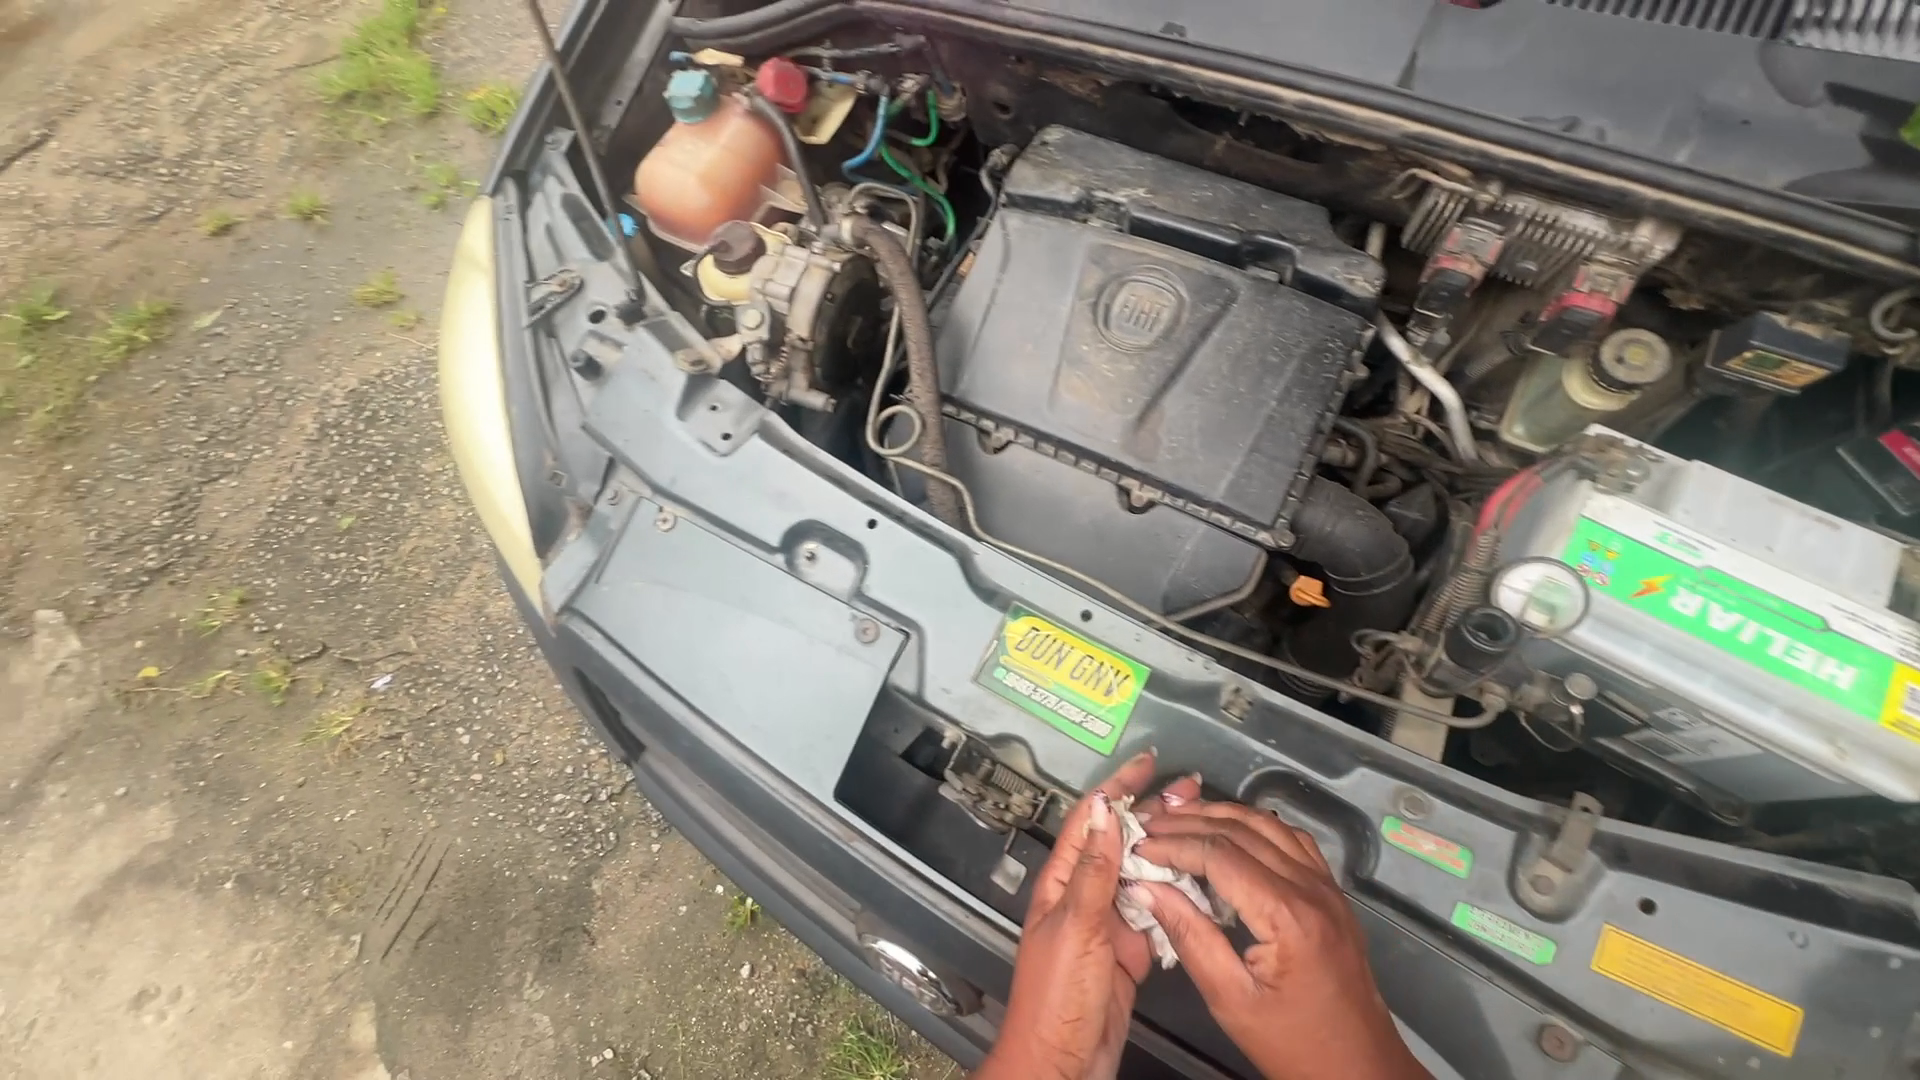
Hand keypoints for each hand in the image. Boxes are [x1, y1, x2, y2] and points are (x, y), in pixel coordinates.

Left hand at [974, 752, 1200, 1079]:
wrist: (1062, 1062)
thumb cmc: (1056, 994)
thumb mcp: (1076, 926)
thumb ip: (1095, 870)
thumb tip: (1107, 810)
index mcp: (1064, 879)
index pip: (1093, 818)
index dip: (1119, 787)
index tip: (1147, 763)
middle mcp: (1086, 893)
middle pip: (1121, 840)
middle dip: (1153, 811)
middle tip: (1191, 789)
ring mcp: (1109, 921)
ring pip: (1142, 872)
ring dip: (1169, 848)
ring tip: (1203, 824)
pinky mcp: (1130, 950)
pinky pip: (1156, 912)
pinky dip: (1177, 894)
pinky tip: (1202, 881)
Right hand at [1134, 800, 1429, 1079]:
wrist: (1364, 1072)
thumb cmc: (1294, 1045)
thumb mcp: (1231, 1000)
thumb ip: (1189, 936)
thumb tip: (1145, 887)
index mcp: (1287, 915)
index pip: (1218, 854)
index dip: (1173, 844)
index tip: (1138, 847)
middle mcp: (1311, 887)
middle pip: (1240, 830)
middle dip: (1188, 822)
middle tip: (1148, 824)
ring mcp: (1327, 885)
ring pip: (1266, 824)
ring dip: (1219, 813)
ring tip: (1177, 815)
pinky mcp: (1332, 892)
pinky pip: (1290, 838)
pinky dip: (1253, 824)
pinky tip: (1229, 829)